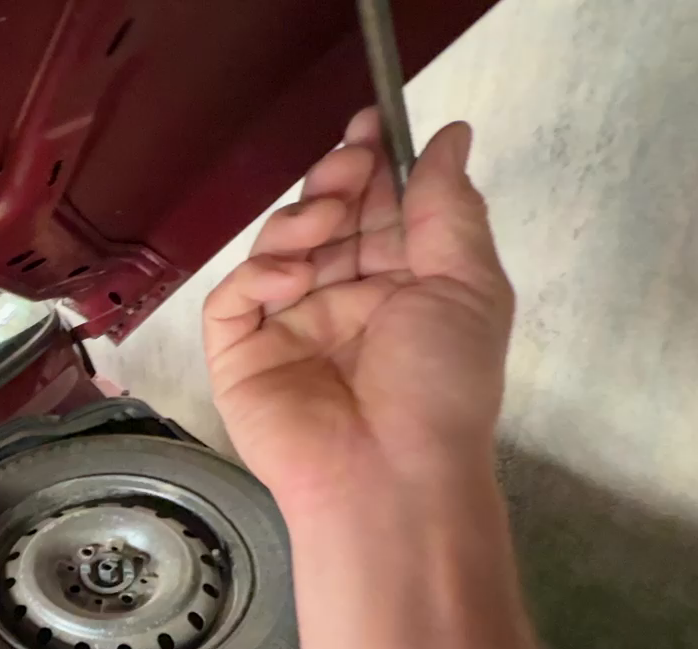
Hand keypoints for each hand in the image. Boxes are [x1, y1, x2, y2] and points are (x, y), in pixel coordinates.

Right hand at [202, 111, 513, 516]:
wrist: (385, 471)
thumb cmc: (438, 387)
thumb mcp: (467, 286)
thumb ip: (447, 210)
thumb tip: (446, 137)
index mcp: (395, 287)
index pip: (374, 213)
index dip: (371, 168)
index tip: (372, 128)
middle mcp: (336, 303)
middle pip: (319, 225)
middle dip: (332, 183)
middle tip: (348, 164)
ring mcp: (282, 330)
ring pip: (270, 253)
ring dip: (295, 222)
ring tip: (323, 219)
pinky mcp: (237, 356)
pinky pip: (230, 301)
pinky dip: (254, 277)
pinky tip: (290, 278)